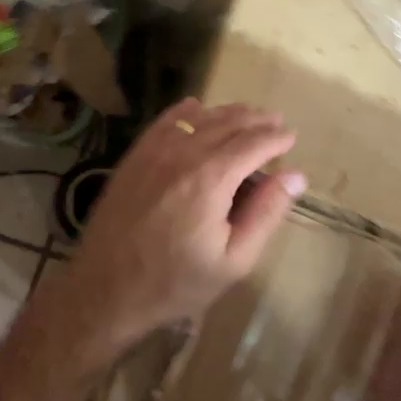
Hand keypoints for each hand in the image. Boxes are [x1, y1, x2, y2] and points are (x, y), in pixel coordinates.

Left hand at [36, 98, 304, 356]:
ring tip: (247, 115)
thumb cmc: (175, 283)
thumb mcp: (233, 260)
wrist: (105, 290)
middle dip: (256, 120)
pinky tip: (196, 109)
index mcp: (211, 179)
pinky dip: (186, 113)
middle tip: (276, 121)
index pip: (253, 144)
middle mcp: (183, 155)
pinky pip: (164, 123)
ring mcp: (153, 153)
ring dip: (226, 113)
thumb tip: (295, 176)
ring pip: (197, 119)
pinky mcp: (133, 159)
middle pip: (227, 124)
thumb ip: (266, 213)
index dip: (276, 138)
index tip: (292, 137)